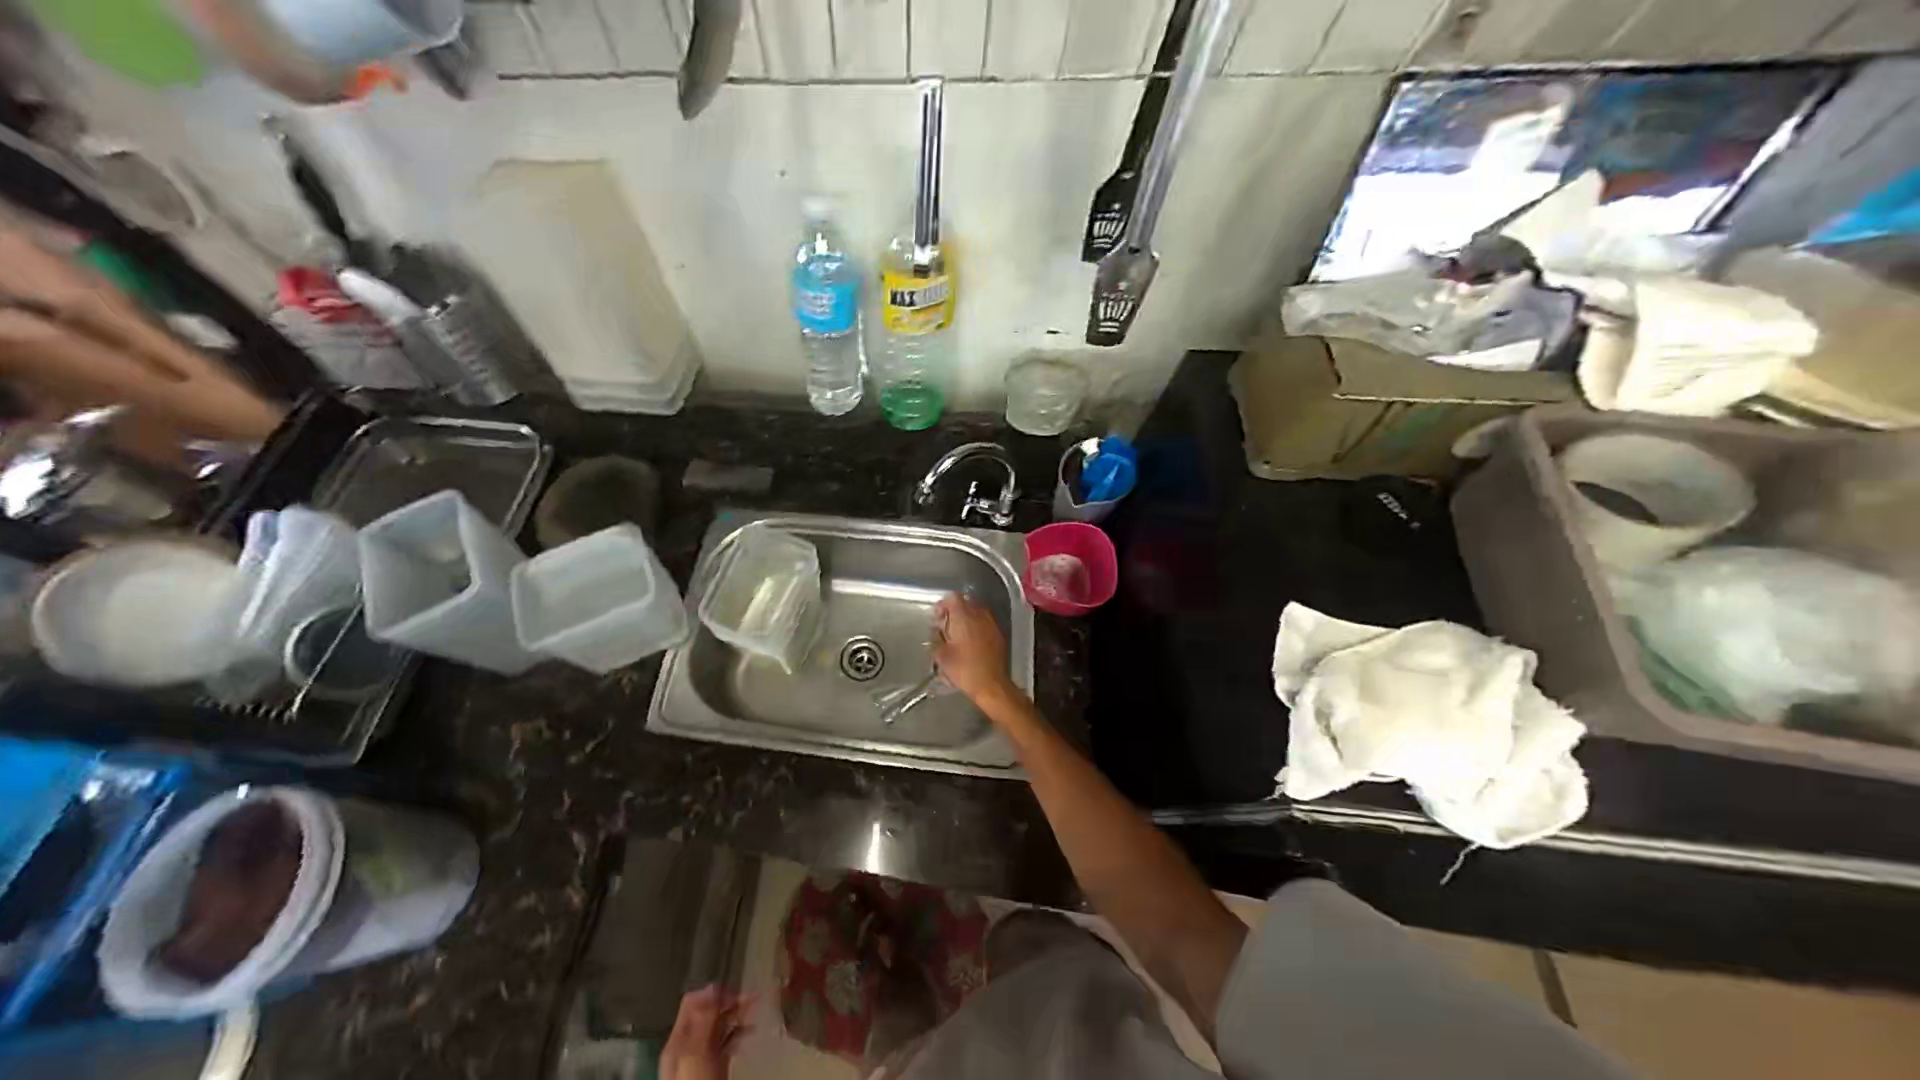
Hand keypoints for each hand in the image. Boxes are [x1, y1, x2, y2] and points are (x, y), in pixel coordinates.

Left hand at [660, 985, 754, 1079]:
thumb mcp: (697, 1056)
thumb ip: (702, 1022)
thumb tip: (713, 986)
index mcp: (679, 1040)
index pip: (692, 1002)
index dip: (714, 994)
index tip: (735, 994)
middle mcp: (688, 1045)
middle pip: (707, 1012)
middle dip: (730, 1002)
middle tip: (754, 1000)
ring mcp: (701, 1058)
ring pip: (719, 1026)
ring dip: (737, 1015)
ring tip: (757, 1011)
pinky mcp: (714, 1068)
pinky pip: (726, 1043)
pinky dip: (739, 1034)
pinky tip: (751, 1033)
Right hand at [934, 593, 1018, 708]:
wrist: (992, 684)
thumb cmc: (964, 669)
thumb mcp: (941, 656)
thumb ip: (936, 639)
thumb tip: (937, 633)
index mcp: (964, 617)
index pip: (952, 597)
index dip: (942, 605)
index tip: (937, 618)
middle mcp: (980, 615)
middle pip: (965, 603)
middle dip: (954, 612)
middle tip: (946, 627)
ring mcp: (992, 624)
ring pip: (977, 612)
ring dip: (966, 620)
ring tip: (958, 636)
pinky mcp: (999, 634)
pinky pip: (985, 623)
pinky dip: (977, 628)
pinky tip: (971, 643)